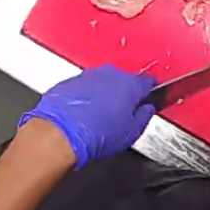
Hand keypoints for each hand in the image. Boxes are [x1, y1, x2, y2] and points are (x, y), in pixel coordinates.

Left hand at [18, 65, 155, 167]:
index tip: (147, 100)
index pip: (148, 81)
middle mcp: (109, 74)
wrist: (59, 134)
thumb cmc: (96, 135)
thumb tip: (146, 110)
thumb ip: (144, 116)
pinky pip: (81, 88)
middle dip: (123, 95)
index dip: (149, 92)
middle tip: (120, 116)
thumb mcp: (132, 132)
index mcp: (130, 84)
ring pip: (101, 83)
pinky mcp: (68, 82)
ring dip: (102, 96)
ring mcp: (87, 76)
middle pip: (123, 81)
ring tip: (97, 119)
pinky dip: (83, 98)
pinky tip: (81, 116)